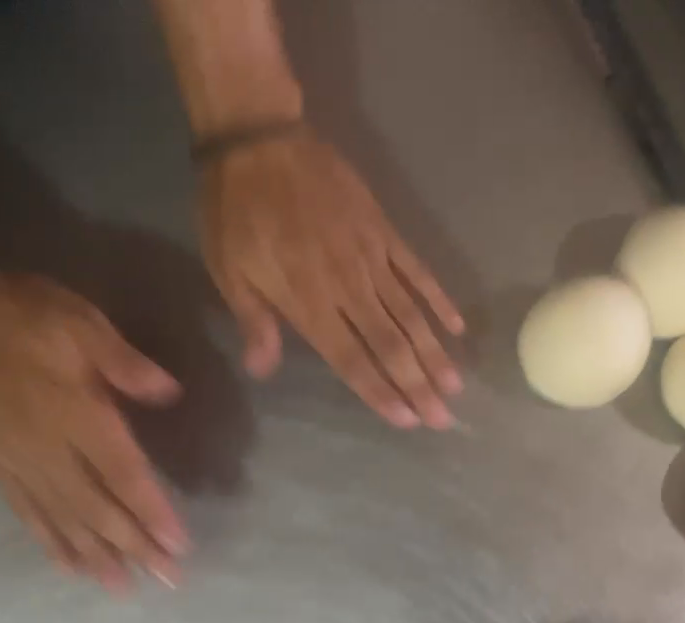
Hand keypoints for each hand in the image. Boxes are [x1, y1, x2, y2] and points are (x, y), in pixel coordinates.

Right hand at [0, 268, 188, 589]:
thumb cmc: (19, 317)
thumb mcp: (79, 323)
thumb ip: (125, 363)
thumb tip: (170, 393)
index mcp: (76, 416)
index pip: (123, 475)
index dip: (151, 512)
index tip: (178, 545)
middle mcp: (49, 451)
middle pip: (98, 510)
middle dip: (135, 547)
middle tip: (167, 580)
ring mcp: (19, 464)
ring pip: (65, 521)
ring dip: (97, 556)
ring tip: (124, 588)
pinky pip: (29, 514)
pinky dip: (52, 543)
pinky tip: (70, 567)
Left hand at [198, 127, 464, 428]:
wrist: (259, 139)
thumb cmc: (234, 210)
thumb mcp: (228, 270)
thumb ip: (254, 321)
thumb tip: (264, 370)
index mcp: (308, 302)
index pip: (351, 359)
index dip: (380, 392)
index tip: (406, 420)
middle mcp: (348, 287)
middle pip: (389, 345)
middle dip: (418, 385)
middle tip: (443, 418)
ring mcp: (372, 258)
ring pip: (410, 315)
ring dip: (434, 352)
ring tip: (456, 384)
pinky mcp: (384, 232)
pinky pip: (417, 271)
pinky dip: (438, 299)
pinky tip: (457, 326)